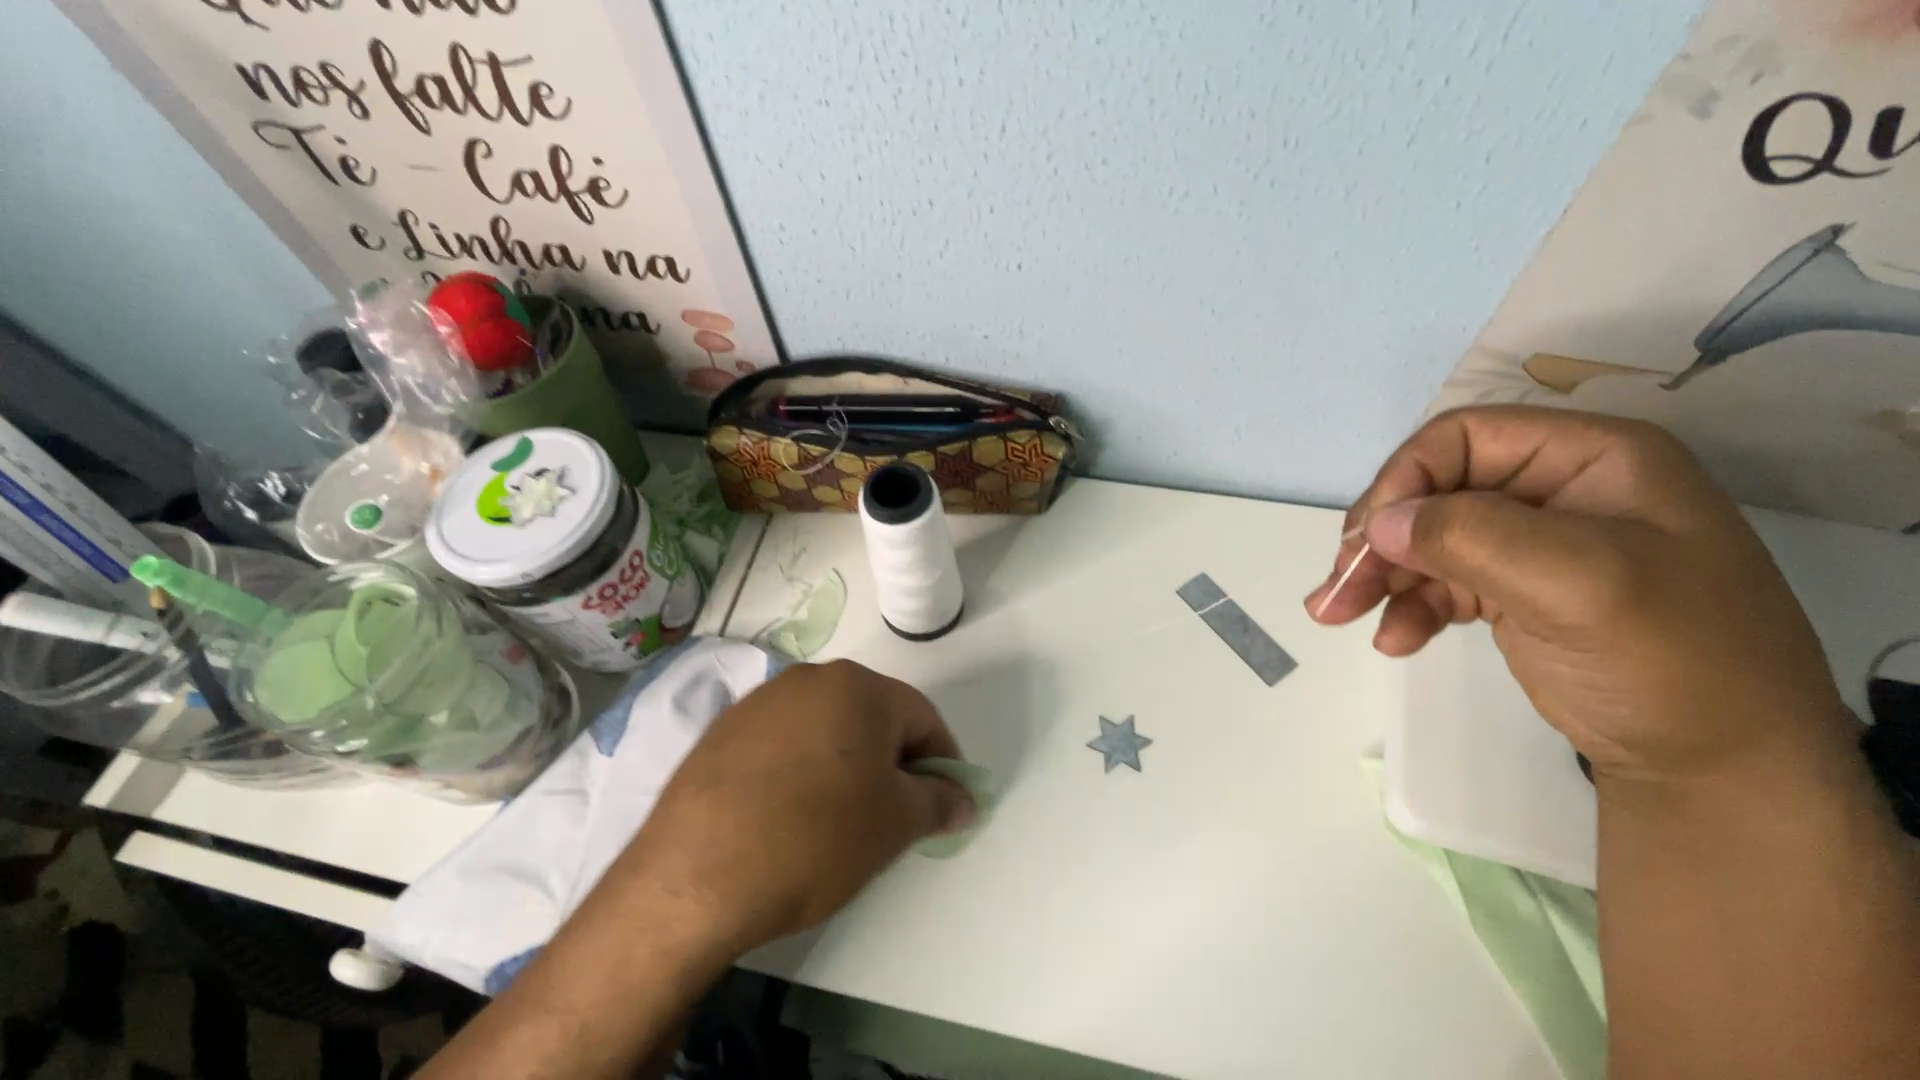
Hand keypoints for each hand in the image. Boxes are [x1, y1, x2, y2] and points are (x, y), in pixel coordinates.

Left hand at [624, 659, 974, 951]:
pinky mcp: (720, 736)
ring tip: (839, 825)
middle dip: (891, 765)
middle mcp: (807, 680)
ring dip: (844, 769)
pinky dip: (799, 775)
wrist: (695, 876)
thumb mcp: (894, 824)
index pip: (922, 718)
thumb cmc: (815, 838)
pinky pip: (781, 748)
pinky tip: (789, 821)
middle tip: (893, 819)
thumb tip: (962, 797)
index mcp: (856, 687)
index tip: (942, 807)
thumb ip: (938, 802)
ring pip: (824, 732)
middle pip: (871, 718)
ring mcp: (757, 705)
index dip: (942, 763)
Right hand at [1306, 405, 1851, 784]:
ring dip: (1379, 576)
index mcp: (1590, 459)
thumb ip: (1473, 537)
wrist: (1722, 768)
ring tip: (1337, 617)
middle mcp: (1557, 491)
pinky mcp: (1517, 594)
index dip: (1404, 481)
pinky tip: (1393, 641)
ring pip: (1427, 539)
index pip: (1464, 438)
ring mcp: (1536, 545)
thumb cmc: (1671, 659)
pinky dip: (1408, 608)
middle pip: (1435, 491)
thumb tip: (1379, 523)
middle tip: (1335, 592)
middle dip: (1379, 539)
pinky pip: (1441, 584)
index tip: (1366, 542)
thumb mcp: (1581, 584)